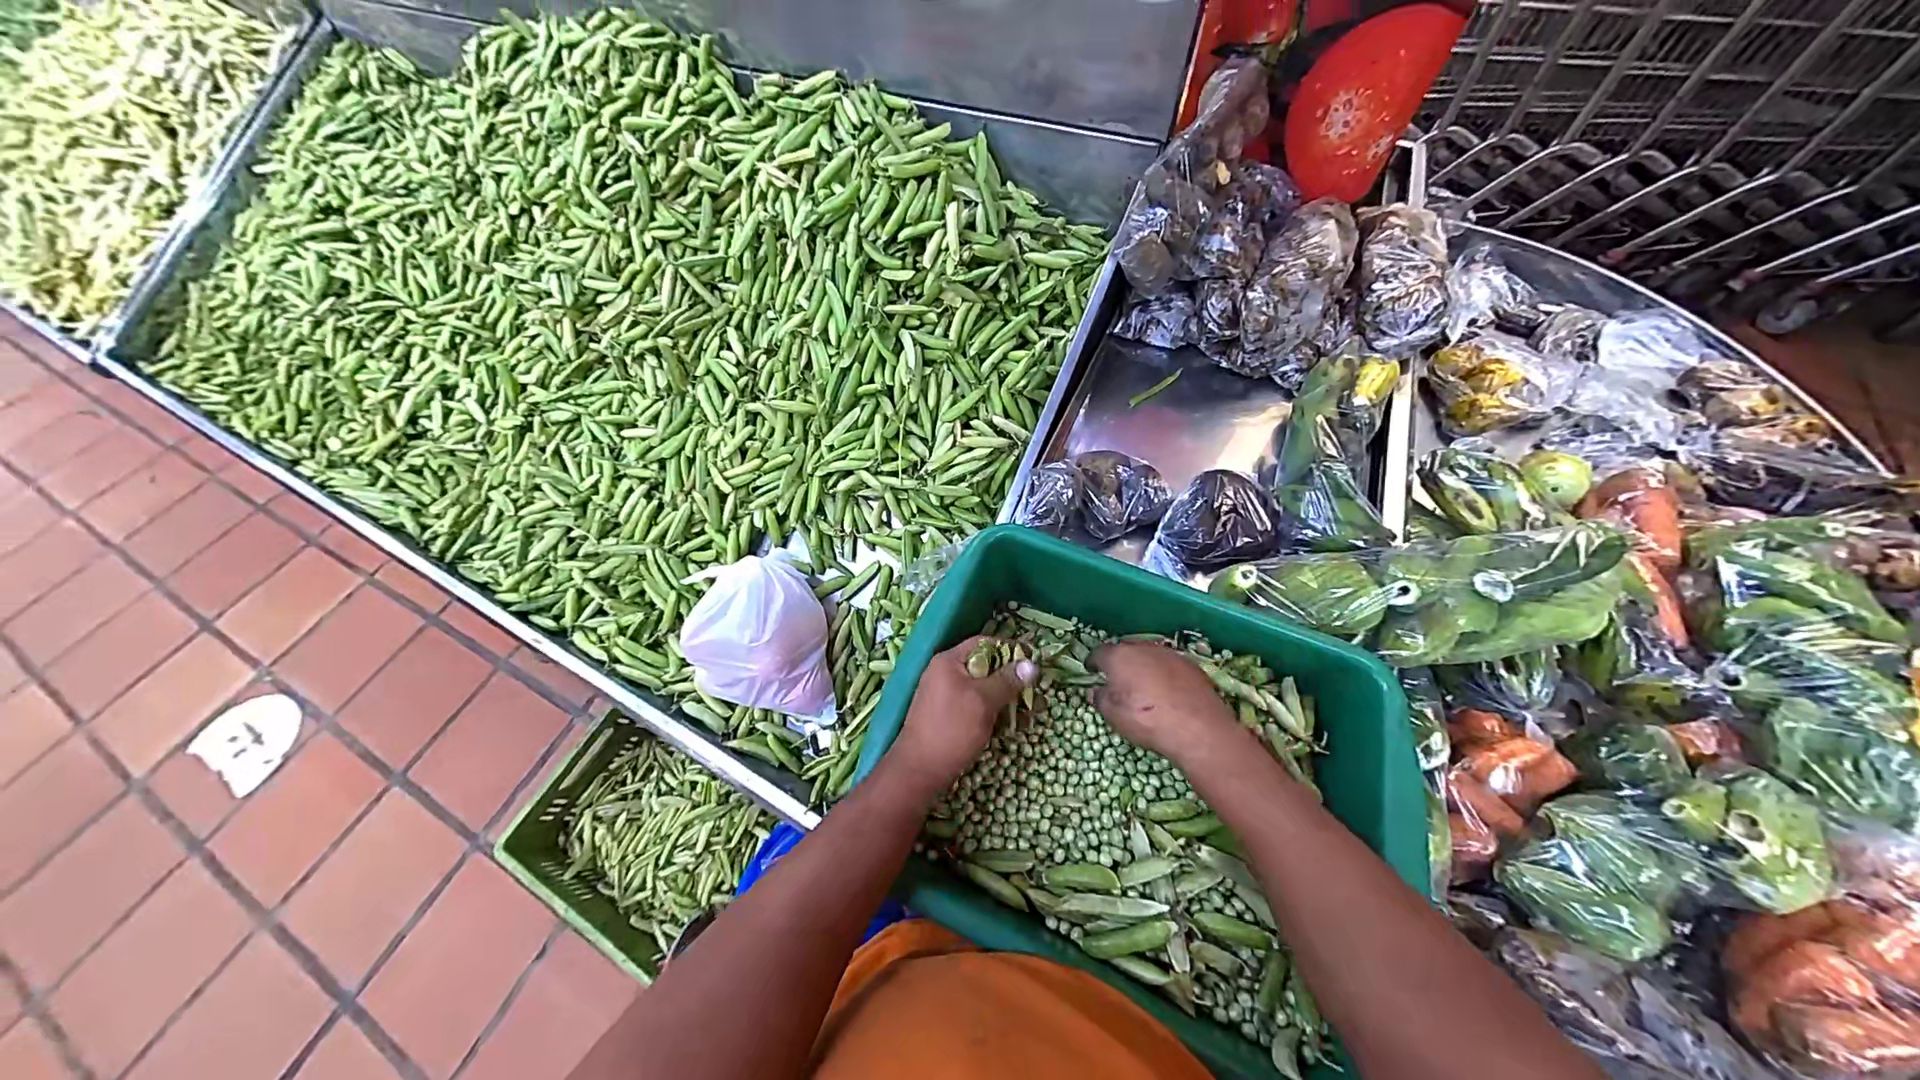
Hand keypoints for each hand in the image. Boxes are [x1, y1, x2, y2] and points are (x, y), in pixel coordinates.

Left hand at [889, 636, 1034, 799]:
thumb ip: (1007, 680)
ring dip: (1004, 697)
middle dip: (1010, 677)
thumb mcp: (984, 701)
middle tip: (1033, 690)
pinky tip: (1009, 725)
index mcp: (949, 661)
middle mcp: (944, 673)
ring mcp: (944, 694)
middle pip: (984, 665)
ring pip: (982, 688)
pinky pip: (975, 704)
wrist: (919, 771)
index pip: (984, 643)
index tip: (1032, 661)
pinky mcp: (947, 714)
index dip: (1010, 648)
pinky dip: (992, 711)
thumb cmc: (952, 730)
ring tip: (1027, 711)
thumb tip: (1032, 664)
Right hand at [1091, 641, 1245, 765]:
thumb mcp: (1113, 715)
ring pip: (1150, 656)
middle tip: (1118, 680)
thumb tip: (1097, 691)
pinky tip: (1167, 692)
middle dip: (1120, 663)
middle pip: (1126, 651)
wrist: (1198, 728)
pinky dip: (1164, 675)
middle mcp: (1143, 648)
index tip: (1092, 671)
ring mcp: (1170, 655)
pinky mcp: (1192, 665)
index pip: (1099, 653)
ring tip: (1144, 687)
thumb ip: (1100, 698)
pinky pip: (1169, 666)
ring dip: (1144, 667)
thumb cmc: (1146, 720)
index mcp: (1118, 657)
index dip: (1093, 662)